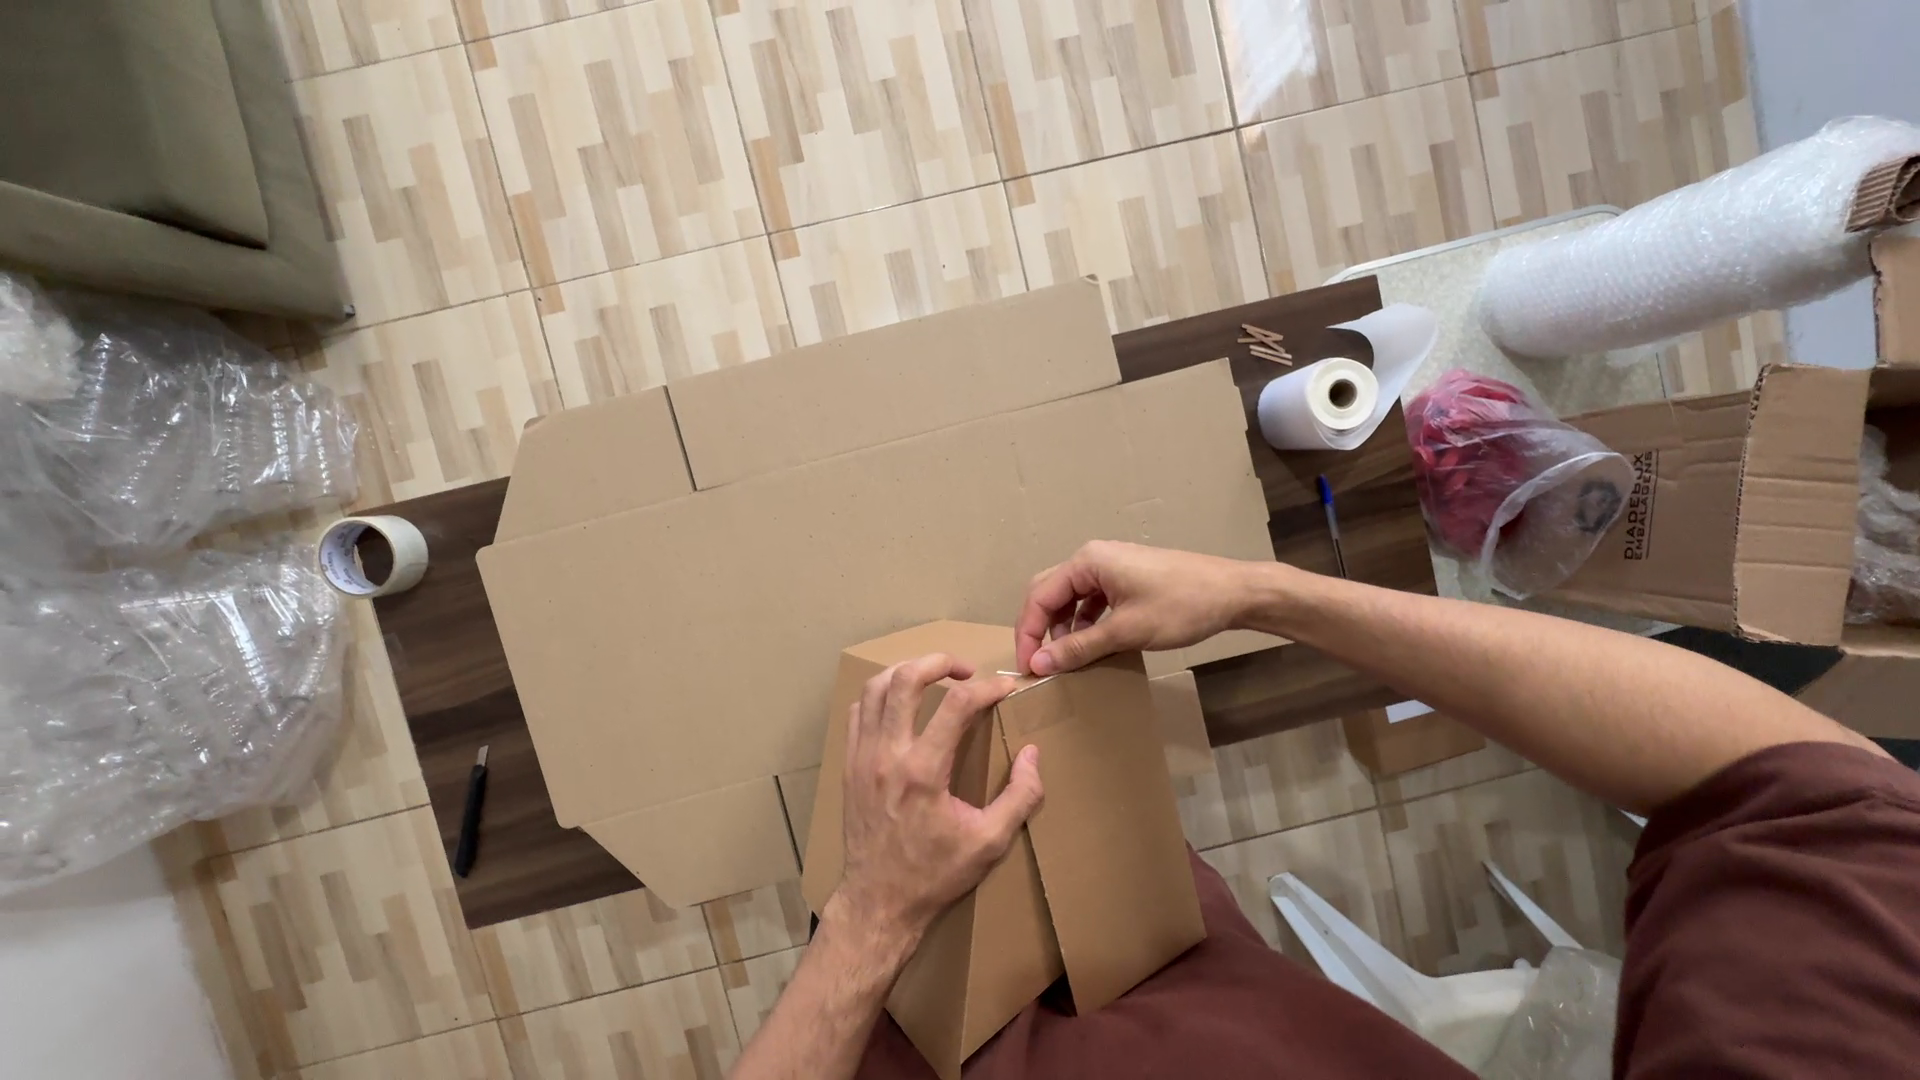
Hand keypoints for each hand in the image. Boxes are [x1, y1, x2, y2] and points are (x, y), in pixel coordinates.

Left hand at [833, 654, 1044, 944]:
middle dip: (940, 662)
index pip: (958, 704)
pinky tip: (901, 704)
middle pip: (906, 679)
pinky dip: (880, 695)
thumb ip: (1020, 796)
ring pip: (875, 688)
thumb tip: (1032, 754)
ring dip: (907, 671)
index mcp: (924, 772)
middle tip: (965, 670)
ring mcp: (862, 757)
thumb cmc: (935, 874)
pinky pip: (858, 711)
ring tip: (933, 677)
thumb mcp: (989, 843)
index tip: (1006, 688)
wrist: (879, 902)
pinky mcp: (848, 765)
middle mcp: (888, 755)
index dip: (988, 687)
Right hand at [1016, 541, 1256, 674]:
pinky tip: (1089, 644)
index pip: (1039, 596)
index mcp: (1087, 561)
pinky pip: (1091, 600)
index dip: (1028, 634)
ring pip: (1070, 597)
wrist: (1233, 593)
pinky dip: (1083, 622)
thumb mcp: (1126, 631)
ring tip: (1064, 659)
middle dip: (1040, 628)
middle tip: (1037, 663)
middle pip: (1049, 592)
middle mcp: (1093, 558)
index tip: (1027, 668)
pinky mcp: (1126, 578)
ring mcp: (1110, 566)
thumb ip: (1079, 647)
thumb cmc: (1180, 606)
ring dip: (1062, 627)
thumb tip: (1039, 665)